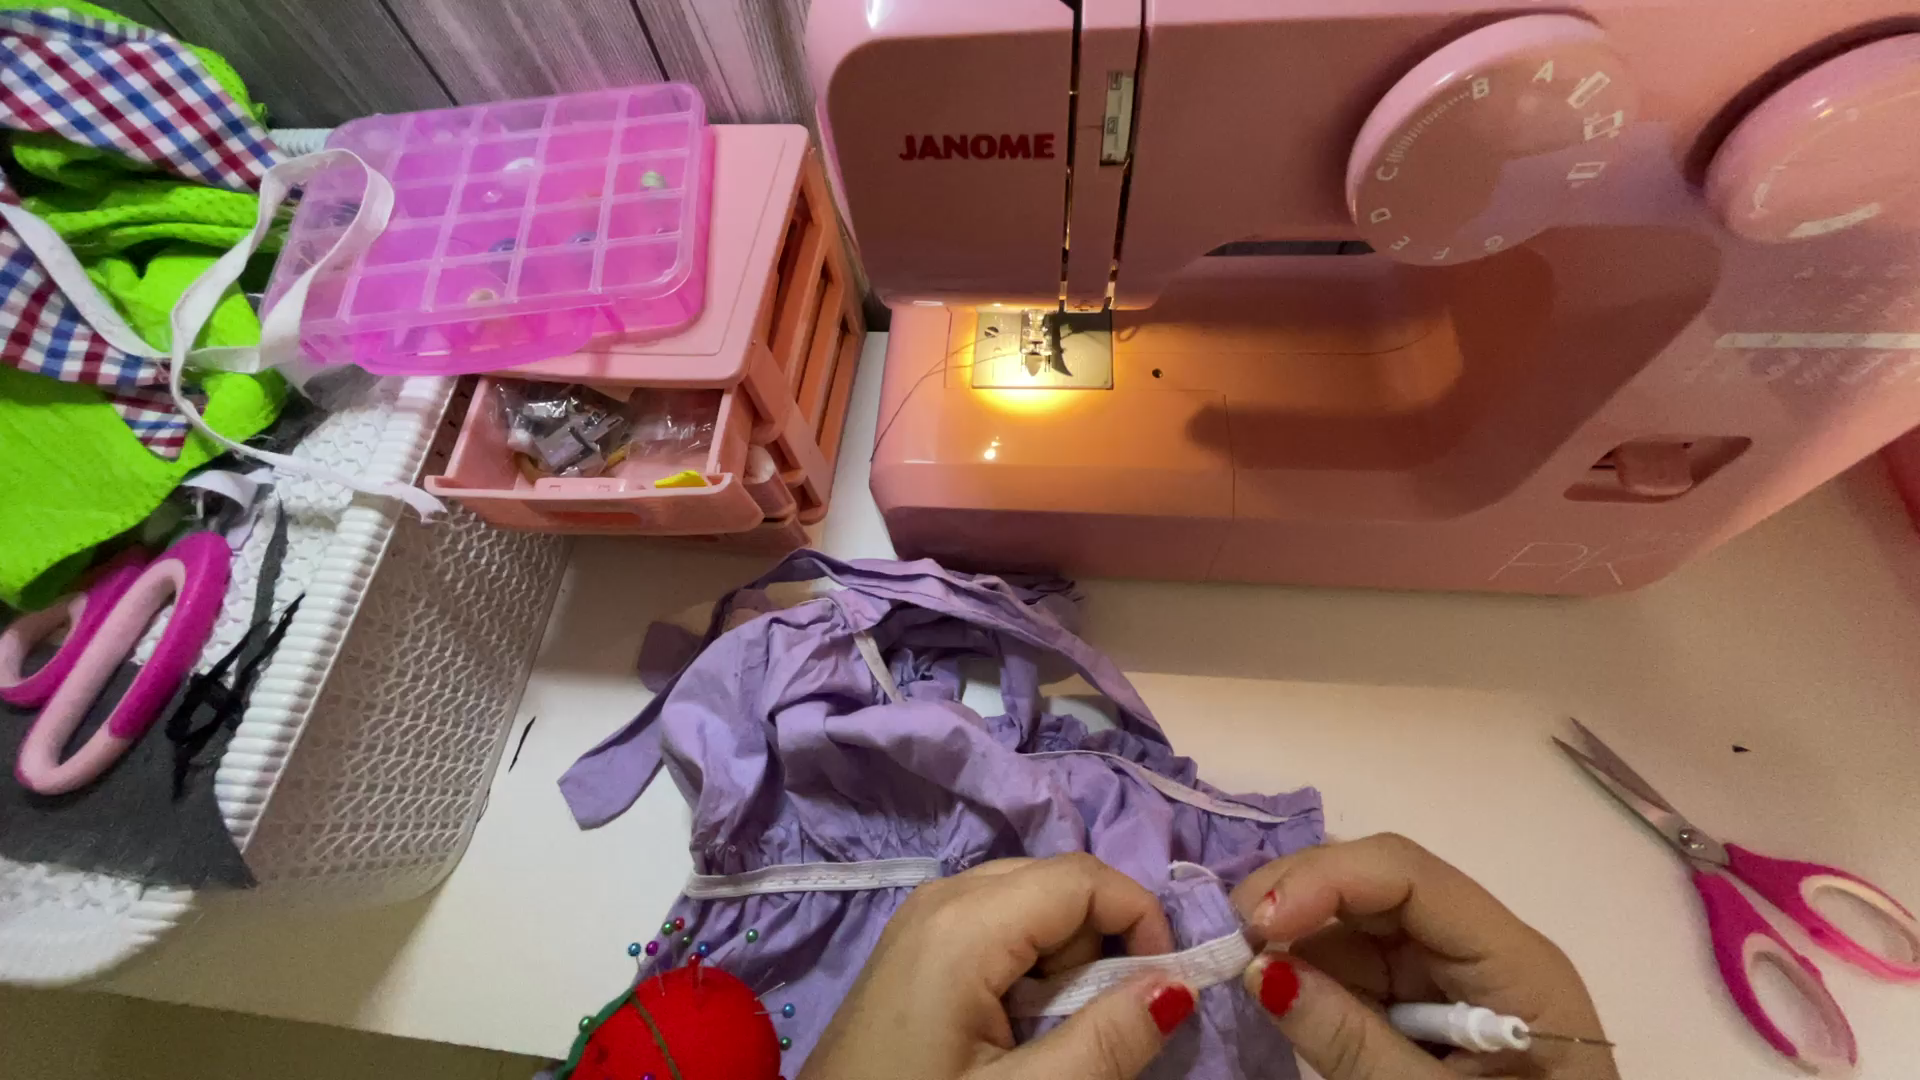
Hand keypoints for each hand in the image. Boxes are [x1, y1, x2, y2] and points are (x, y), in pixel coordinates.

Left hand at [800, 854, 1197, 1079]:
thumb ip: (1108, 1040)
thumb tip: (1178, 984)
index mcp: (966, 919)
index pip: (1082, 876)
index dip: (1139, 918)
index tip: (1164, 989)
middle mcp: (945, 891)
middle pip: (1057, 883)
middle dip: (1096, 944)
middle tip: (1086, 1026)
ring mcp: (926, 911)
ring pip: (1031, 901)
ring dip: (1063, 959)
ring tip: (1043, 1034)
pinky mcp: (919, 937)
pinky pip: (998, 921)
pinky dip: (1028, 962)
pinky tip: (1010, 1022)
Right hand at [1232, 834, 1618, 1079]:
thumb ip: (1351, 1044)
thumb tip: (1256, 970)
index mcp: (1512, 961)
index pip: (1407, 874)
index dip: (1324, 880)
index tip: (1257, 925)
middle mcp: (1474, 944)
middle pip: (1370, 881)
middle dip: (1293, 898)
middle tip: (1227, 938)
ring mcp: (1443, 967)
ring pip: (1347, 917)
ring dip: (1288, 935)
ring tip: (1238, 966)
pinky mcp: (1414, 994)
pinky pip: (1346, 959)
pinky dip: (1302, 968)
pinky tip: (1273, 987)